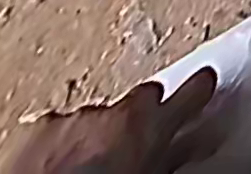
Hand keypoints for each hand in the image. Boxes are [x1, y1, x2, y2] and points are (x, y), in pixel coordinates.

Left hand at [4, 69, 216, 173]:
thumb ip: (172, 160)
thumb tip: (191, 149)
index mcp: (155, 126)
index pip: (195, 90)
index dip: (199, 89)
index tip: (204, 86)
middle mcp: (123, 111)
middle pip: (147, 96)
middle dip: (144, 113)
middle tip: (140, 139)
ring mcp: (84, 115)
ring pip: (103, 112)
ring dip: (102, 131)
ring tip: (92, 162)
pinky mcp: (45, 126)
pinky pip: (62, 125)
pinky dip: (64, 140)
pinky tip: (58, 164)